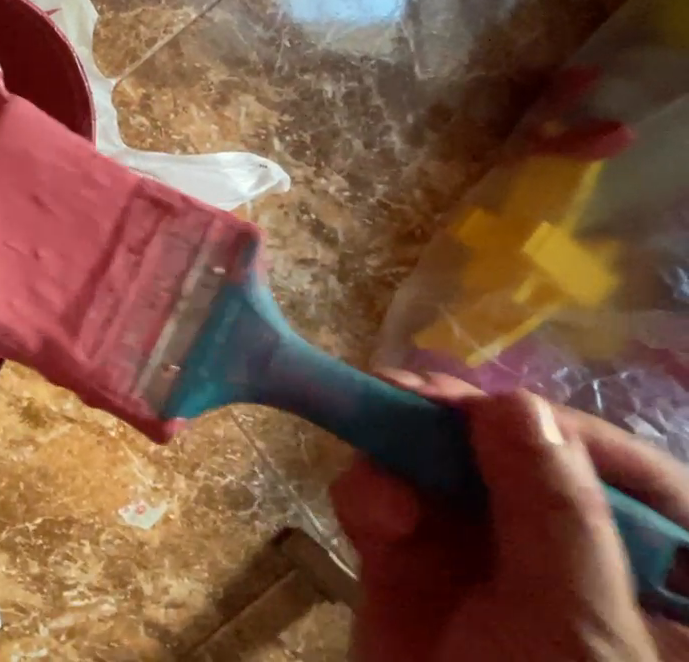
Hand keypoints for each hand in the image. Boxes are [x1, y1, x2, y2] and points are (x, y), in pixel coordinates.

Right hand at [334, 371, 688, 661]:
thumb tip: (514, 405)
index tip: (494, 403)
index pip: (644, 484)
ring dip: (401, 456)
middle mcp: (575, 564)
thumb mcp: (573, 629)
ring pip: (442, 472)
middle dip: (461, 428)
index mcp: (657, 584)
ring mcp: (487, 563)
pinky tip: (366, 512)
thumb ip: (554, 517)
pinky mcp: (412, 565)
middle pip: (523, 463)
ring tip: (375, 463)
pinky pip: (389, 503)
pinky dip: (369, 494)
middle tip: (403, 394)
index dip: (572, 433)